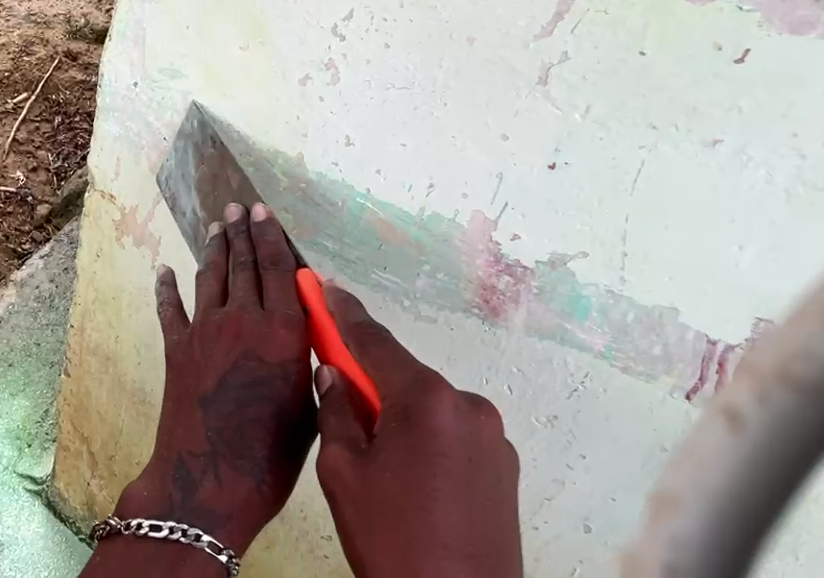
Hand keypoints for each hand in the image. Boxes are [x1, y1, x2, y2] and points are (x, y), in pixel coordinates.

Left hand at [113, 203, 316, 553]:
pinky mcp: (177, 346)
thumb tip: (308, 343)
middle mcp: (242, 318)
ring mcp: (205, 329)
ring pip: (211, 277)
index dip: (271, 237)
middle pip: (244, 264)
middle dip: (242, 232)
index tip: (264, 212)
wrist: (209, 479)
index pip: (279, 270)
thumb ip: (307, 367)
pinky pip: (172, 308)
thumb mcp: (308, 410)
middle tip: (238, 206)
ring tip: (216, 225)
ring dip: (214, 248)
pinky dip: (168, 288)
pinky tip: (165, 271)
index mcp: (282, 331)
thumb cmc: (272, 456)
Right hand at [314, 283, 523, 577]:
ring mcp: (492, 435)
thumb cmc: (391, 540)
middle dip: (367, 375)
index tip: (320, 284)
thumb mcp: (342, 472)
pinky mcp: (503, 466)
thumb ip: (335, 411)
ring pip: (427, 405)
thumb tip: (334, 375)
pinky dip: (424, 436)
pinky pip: (450, 432)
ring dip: (397, 410)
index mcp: (425, 399)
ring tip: (373, 452)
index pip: (372, 338)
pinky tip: (407, 474)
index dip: (341, 310)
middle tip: (334, 384)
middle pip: (402, 373)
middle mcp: (466, 404)